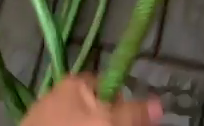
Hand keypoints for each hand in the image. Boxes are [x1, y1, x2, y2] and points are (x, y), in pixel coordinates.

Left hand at [20, 77, 161, 125]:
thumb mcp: (108, 123)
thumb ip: (134, 113)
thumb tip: (160, 104)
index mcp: (74, 83)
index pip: (108, 87)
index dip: (122, 106)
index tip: (129, 123)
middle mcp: (57, 94)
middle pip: (94, 108)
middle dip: (106, 121)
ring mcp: (42, 119)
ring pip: (77, 122)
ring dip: (90, 125)